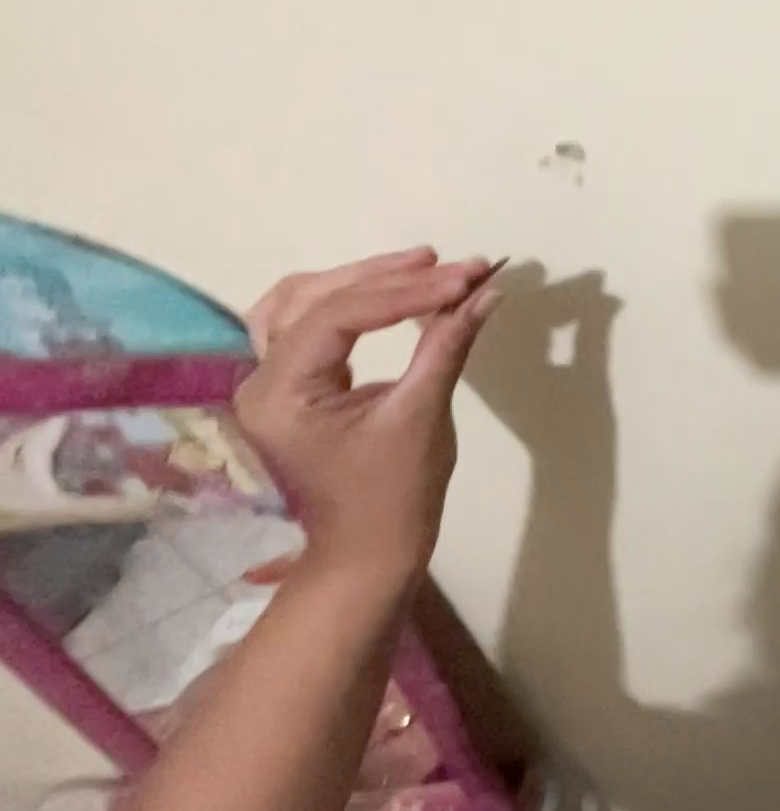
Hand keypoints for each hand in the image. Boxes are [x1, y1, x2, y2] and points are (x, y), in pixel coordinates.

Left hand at [235, 247, 501, 581]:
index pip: (338, 316)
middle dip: (385, 275)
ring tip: (423, 265)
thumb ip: (448, 345)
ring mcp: (273, 382)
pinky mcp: (297, 386)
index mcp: (281, 392)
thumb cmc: (397, 490)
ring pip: (302, 304)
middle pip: (311, 298)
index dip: (407, 291)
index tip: (468, 279)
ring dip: (362, 279)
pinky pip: (312, 326)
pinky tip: (395, 294)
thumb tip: (487, 293)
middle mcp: (261, 379)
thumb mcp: (425, 413)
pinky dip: (354, 303)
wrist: (372, 546)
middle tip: (451, 265)